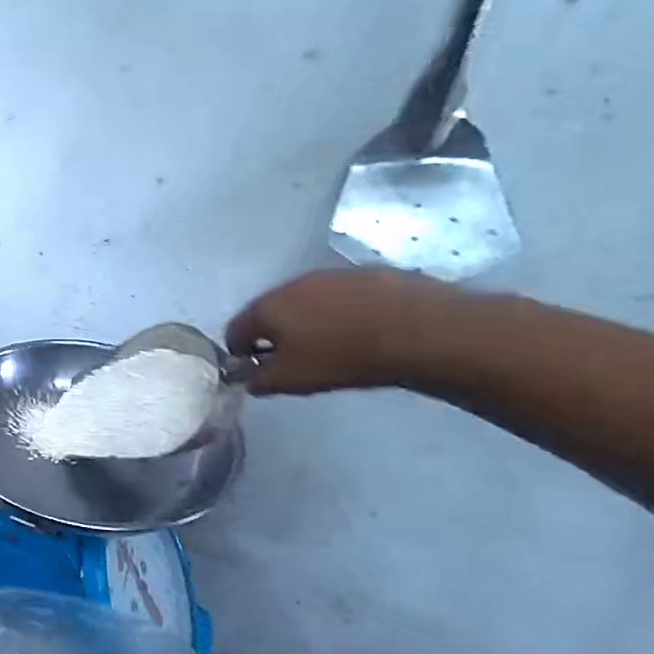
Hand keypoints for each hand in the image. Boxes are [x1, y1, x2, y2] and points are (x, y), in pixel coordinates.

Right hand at [225, 267, 465, 394]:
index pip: (235, 329)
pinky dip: (338, 311)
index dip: (239, 351)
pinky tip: (359, 329)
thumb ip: (263, 380)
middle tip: (291, 357)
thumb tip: (249, 379)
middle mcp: (290, 284)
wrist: (418, 328)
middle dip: (273, 333)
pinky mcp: (362, 273)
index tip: (254, 368)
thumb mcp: (296, 380)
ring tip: (329, 343)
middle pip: (269, 311)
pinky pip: (337, 295)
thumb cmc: (343, 357)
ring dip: (305, 319)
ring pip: (303, 300)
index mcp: (266, 308)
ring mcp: (327, 275)